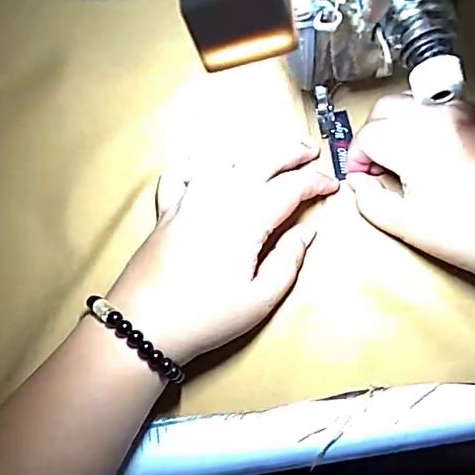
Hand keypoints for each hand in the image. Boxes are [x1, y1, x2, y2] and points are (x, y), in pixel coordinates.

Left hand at [106, 140, 337, 362]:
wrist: (143, 326)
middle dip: (289, 150)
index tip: (331, 185)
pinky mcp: (167, 209)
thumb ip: (288, 260)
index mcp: (247, 217)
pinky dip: (199, 163)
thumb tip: (306, 233)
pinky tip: (208, 168)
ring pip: (223, 155)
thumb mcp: (260, 298)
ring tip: (267, 153)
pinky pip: (183, 171)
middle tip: (309, 151)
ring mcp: (188, 199)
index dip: (316, 181)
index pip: (290, 186)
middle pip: (260, 157)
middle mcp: (218, 197)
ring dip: (250, 149)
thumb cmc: (205, 317)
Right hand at [344, 95, 474, 295]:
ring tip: (405, 159)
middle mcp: (440, 115)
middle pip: (387, 107)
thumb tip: (358, 182)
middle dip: (374, 134)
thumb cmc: (471, 234)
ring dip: (400, 125)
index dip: (355, 158)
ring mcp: (468, 112)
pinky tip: (437, 156)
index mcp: (415, 138)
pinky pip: (446, 109)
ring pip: (416, 102)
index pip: (368, 134)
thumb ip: (370, 200)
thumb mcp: (406, 225)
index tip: (360, 176)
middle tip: (375, 165)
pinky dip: (430, 124)